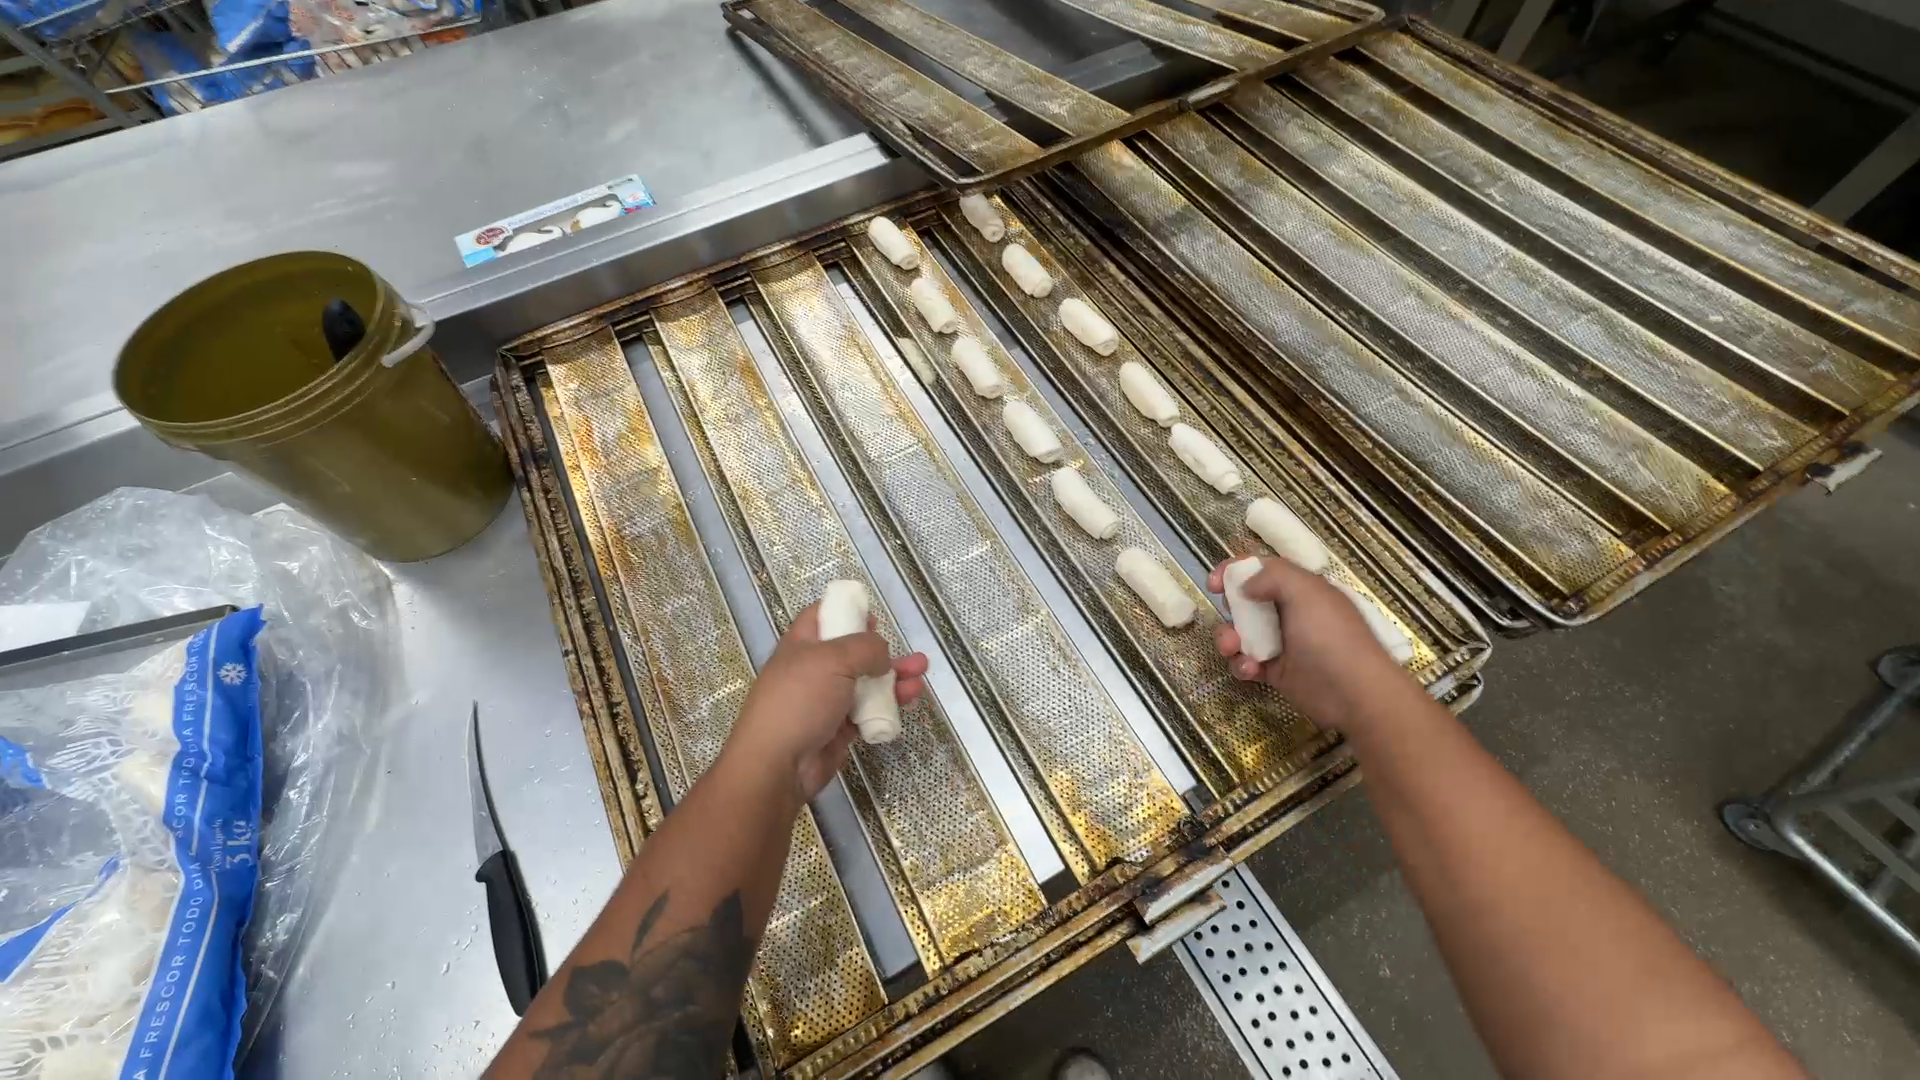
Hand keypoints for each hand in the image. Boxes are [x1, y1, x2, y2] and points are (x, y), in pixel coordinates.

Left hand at [723, 603, 929, 803]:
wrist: (778, 764)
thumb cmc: (800, 701)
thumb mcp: (832, 660)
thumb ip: (865, 648)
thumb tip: (882, 657)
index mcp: (802, 645)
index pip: (822, 616)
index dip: (846, 610)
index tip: (872, 616)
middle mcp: (814, 670)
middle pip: (853, 652)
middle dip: (883, 650)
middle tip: (908, 651)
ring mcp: (827, 700)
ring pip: (866, 682)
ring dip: (895, 677)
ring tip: (921, 673)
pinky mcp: (840, 728)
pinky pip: (870, 710)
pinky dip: (890, 704)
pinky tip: (910, 699)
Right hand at [1208, 555, 1407, 731]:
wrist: (1354, 694)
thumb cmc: (1331, 637)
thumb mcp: (1306, 592)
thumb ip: (1272, 576)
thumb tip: (1245, 586)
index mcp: (1300, 589)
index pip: (1261, 570)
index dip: (1234, 571)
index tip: (1214, 584)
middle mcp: (1289, 612)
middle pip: (1244, 602)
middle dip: (1229, 611)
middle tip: (1230, 621)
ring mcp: (1280, 643)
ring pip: (1239, 633)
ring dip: (1229, 639)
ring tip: (1233, 649)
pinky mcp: (1274, 671)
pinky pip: (1245, 662)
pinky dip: (1242, 664)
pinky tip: (1252, 670)